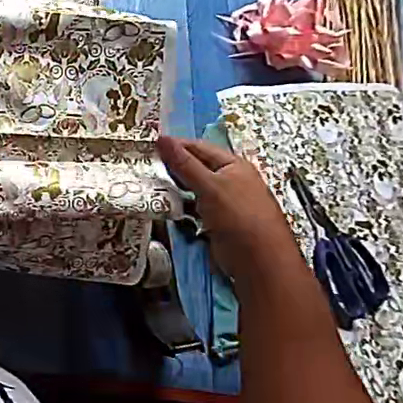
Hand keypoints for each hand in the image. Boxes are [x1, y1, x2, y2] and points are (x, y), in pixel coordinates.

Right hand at [157, 135, 305, 283]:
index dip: (173, 145)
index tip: (147, 146)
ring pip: (190, 188)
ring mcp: (220, 201)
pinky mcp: (213, 220)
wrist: (259, 263)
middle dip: (170, 167)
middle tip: (143, 165)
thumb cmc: (240, 218)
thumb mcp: (210, 186)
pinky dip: (178, 205)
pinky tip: (164, 206)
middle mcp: (228, 180)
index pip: (197, 147)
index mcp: (232, 165)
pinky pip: (191, 206)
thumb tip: (163, 139)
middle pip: (193, 167)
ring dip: (172, 188)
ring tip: (149, 185)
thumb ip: (184, 163)